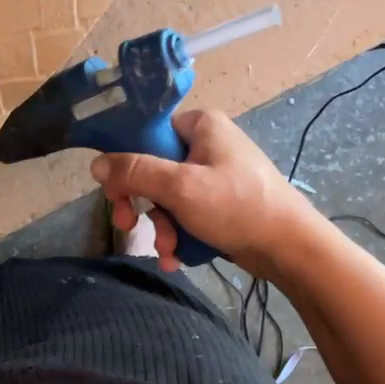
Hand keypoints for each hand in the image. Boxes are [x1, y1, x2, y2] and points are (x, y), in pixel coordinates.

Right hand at [89, 109, 317, 275]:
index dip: (126, 164)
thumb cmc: (236, 206)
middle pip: (152, 170)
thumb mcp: (180, 187)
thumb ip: (135, 173)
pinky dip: (177, 235)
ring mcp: (214, 175)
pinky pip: (184, 213)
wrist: (288, 247)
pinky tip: (176, 257)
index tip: (117, 193)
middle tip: (129, 226)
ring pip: (166, 198)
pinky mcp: (220, 202)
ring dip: (160, 228)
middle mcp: (206, 144)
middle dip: (142, 206)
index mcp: (200, 126)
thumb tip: (95, 165)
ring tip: (167, 250)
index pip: (146, 134)